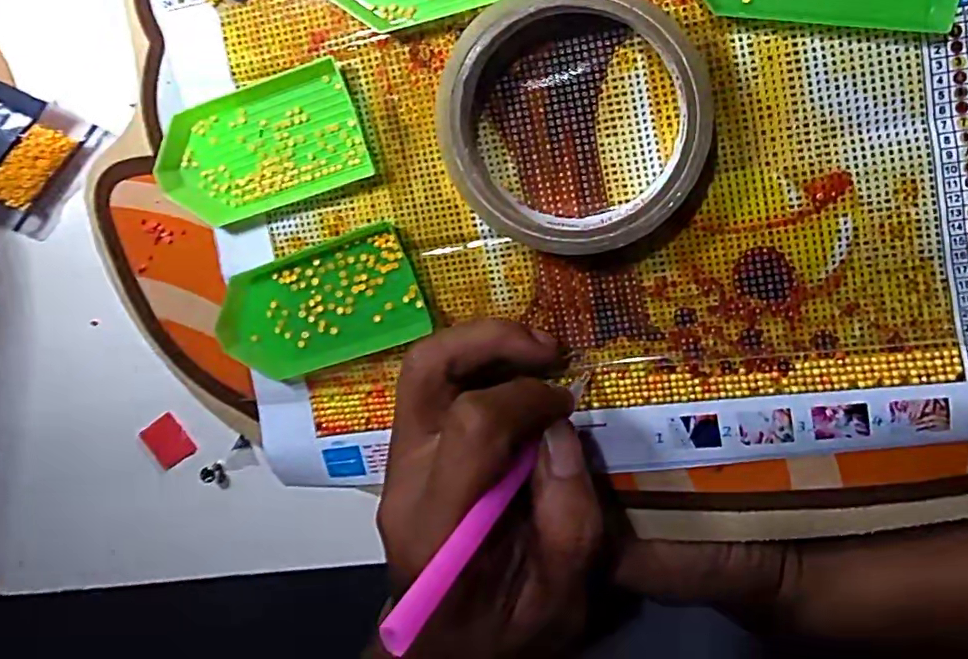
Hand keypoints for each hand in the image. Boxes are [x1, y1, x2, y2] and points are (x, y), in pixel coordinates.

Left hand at [372, 319, 599, 658]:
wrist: (445, 652)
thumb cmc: (503, 632)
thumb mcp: (561, 598)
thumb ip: (569, 513)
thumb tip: (558, 427)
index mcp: (439, 523)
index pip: (473, 423)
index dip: (527, 398)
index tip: (566, 403)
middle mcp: (405, 477)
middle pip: (426, 369)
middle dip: (490, 339)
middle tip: (547, 347)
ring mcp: (398, 458)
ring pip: (423, 365)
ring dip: (482, 342)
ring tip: (535, 349)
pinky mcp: (407, 447)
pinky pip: (435, 383)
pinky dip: (477, 362)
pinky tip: (515, 372)